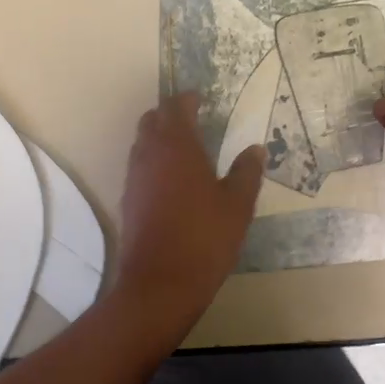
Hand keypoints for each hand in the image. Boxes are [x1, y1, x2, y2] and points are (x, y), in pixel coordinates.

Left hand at [114, 91, 263, 329]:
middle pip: (153, 119)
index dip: (188, 99)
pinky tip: (171, 180)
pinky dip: (153, 161)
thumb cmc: (203, 238)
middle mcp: (150, 152)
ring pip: (142, 142)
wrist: (159, 284)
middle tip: (192, 120)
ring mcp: (135, 176)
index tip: (201, 99)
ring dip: (159, 137)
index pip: (176, 107)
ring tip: (183, 149)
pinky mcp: (128, 200)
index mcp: (177, 144)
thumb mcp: (237, 205)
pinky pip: (139, 166)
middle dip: (170, 114)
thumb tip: (256, 149)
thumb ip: (246, 172)